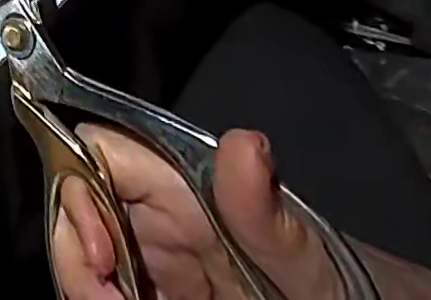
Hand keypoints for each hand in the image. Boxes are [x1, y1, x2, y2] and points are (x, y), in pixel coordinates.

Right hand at [51, 126, 345, 299]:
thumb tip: (243, 145)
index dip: (77, 188)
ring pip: (90, 256)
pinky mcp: (165, 292)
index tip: (96, 255)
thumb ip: (269, 213)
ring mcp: (162, 260)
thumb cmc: (354, 289)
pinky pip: (113, 290)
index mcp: (187, 182)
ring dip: (90, 288)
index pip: (101, 151)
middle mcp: (165, 214)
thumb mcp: (314, 262)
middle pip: (81, 207)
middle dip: (76, 256)